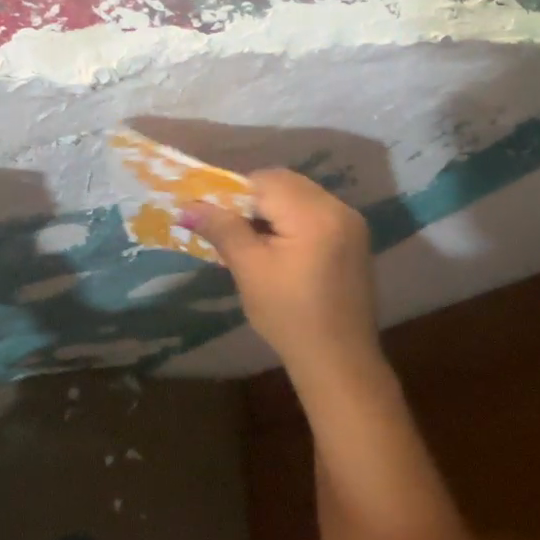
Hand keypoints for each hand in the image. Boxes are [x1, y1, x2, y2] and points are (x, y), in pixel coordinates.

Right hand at [183, 168, 380, 375]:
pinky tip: (274, 250)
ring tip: (246, 241)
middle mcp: (339, 208)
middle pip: (285, 184)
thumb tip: (187, 206)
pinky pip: (314, 214)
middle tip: (225, 227)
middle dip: (251, 199)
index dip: (232, 192)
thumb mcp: (250, 270)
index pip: (265, 180)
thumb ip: (222, 230)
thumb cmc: (289, 316)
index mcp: (314, 213)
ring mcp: (351, 224)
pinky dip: (289, 221)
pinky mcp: (352, 241)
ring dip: (269, 210)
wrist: (337, 358)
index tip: (209, 215)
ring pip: (299, 197)